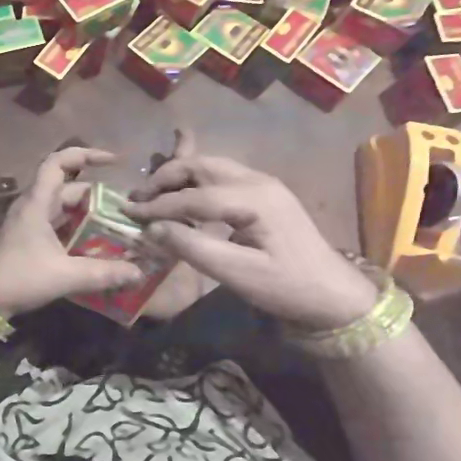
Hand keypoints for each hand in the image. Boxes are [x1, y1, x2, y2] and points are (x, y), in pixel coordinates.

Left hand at [0, 146, 145, 315]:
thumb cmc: (19, 279)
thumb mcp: (64, 276)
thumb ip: (102, 273)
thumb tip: (138, 272)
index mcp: (37, 203)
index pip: (58, 162)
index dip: (86, 154)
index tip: (114, 161)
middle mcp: (33, 206)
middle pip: (69, 188)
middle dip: (98, 195)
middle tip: (126, 209)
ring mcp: (30, 223)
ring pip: (65, 208)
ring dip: (89, 214)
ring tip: (118, 226)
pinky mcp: (30, 239)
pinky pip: (59, 225)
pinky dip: (78, 229)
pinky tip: (98, 246)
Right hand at [126, 152, 377, 329]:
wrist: (334, 296)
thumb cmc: (288, 287)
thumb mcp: (238, 274)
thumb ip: (193, 248)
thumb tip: (151, 230)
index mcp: (254, 198)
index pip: (193, 195)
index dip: (157, 206)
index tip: (126, 213)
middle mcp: (258, 181)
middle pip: (201, 165)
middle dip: (165, 179)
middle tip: (137, 200)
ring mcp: (263, 184)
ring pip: (210, 166)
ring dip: (178, 178)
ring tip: (153, 199)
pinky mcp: (264, 194)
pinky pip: (221, 178)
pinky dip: (194, 184)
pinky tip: (181, 203)